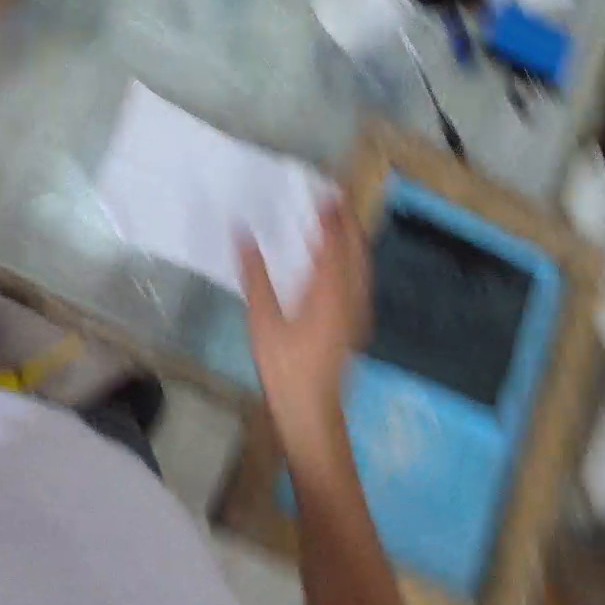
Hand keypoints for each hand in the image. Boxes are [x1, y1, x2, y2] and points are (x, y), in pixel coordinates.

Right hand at [238, 200, 371, 461]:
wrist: (312, 414)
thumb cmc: (285, 368)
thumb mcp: (262, 320)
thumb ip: (255, 275)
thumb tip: (242, 234)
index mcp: (330, 291)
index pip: (336, 241)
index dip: (333, 214)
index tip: (327, 190)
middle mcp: (351, 296)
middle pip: (355, 248)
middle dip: (346, 221)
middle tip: (333, 197)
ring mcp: (358, 312)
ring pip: (362, 265)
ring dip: (352, 239)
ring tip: (338, 220)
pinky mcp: (356, 323)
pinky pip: (360, 279)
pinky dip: (353, 259)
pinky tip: (339, 262)